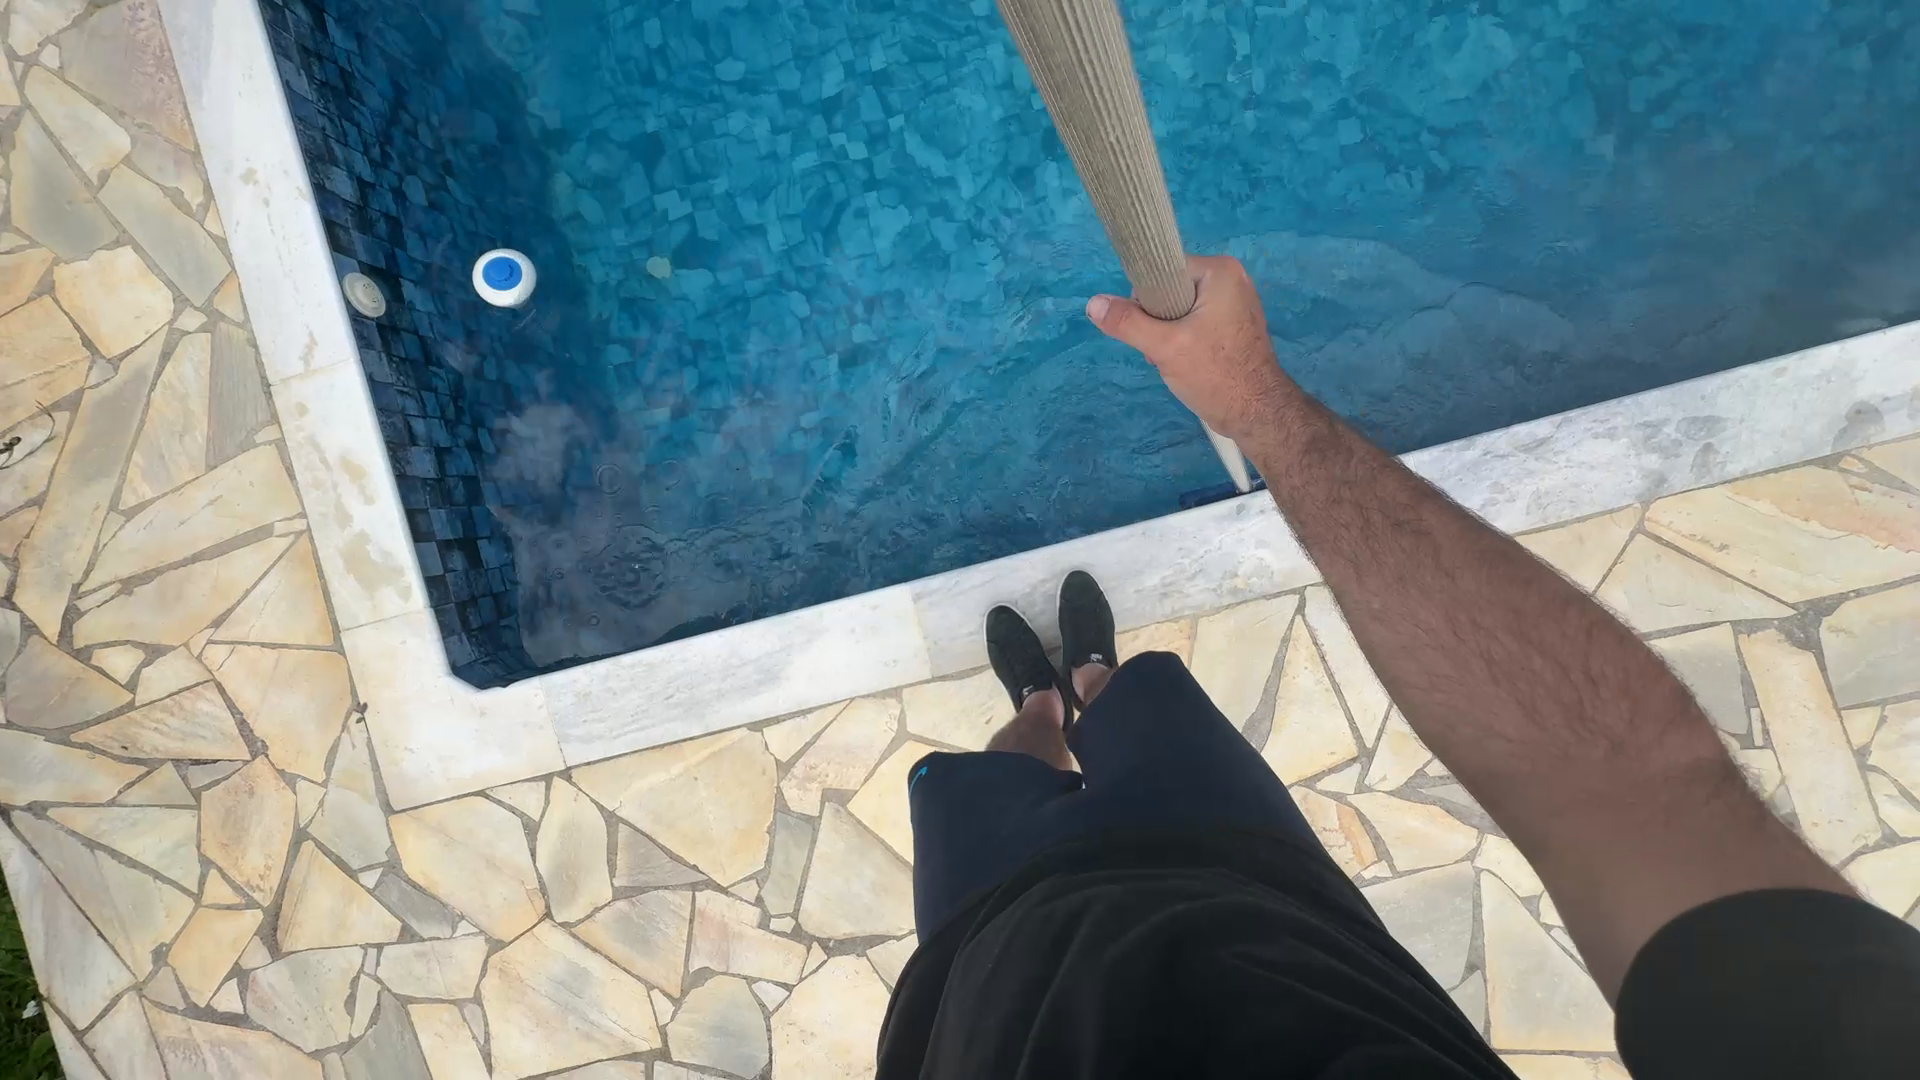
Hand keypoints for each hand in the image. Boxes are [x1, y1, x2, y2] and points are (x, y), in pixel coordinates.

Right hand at [1086, 255, 1294, 442]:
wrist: (1256, 412)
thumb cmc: (1214, 374)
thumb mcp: (1163, 346)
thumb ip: (1127, 323)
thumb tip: (1093, 303)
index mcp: (1219, 271)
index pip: (1161, 271)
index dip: (1146, 301)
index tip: (1150, 331)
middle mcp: (1230, 279)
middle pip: (1169, 291)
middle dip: (1157, 323)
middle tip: (1164, 351)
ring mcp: (1234, 303)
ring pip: (1179, 311)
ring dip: (1167, 337)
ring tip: (1176, 360)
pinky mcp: (1233, 326)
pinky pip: (1194, 324)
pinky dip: (1183, 343)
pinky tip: (1186, 364)